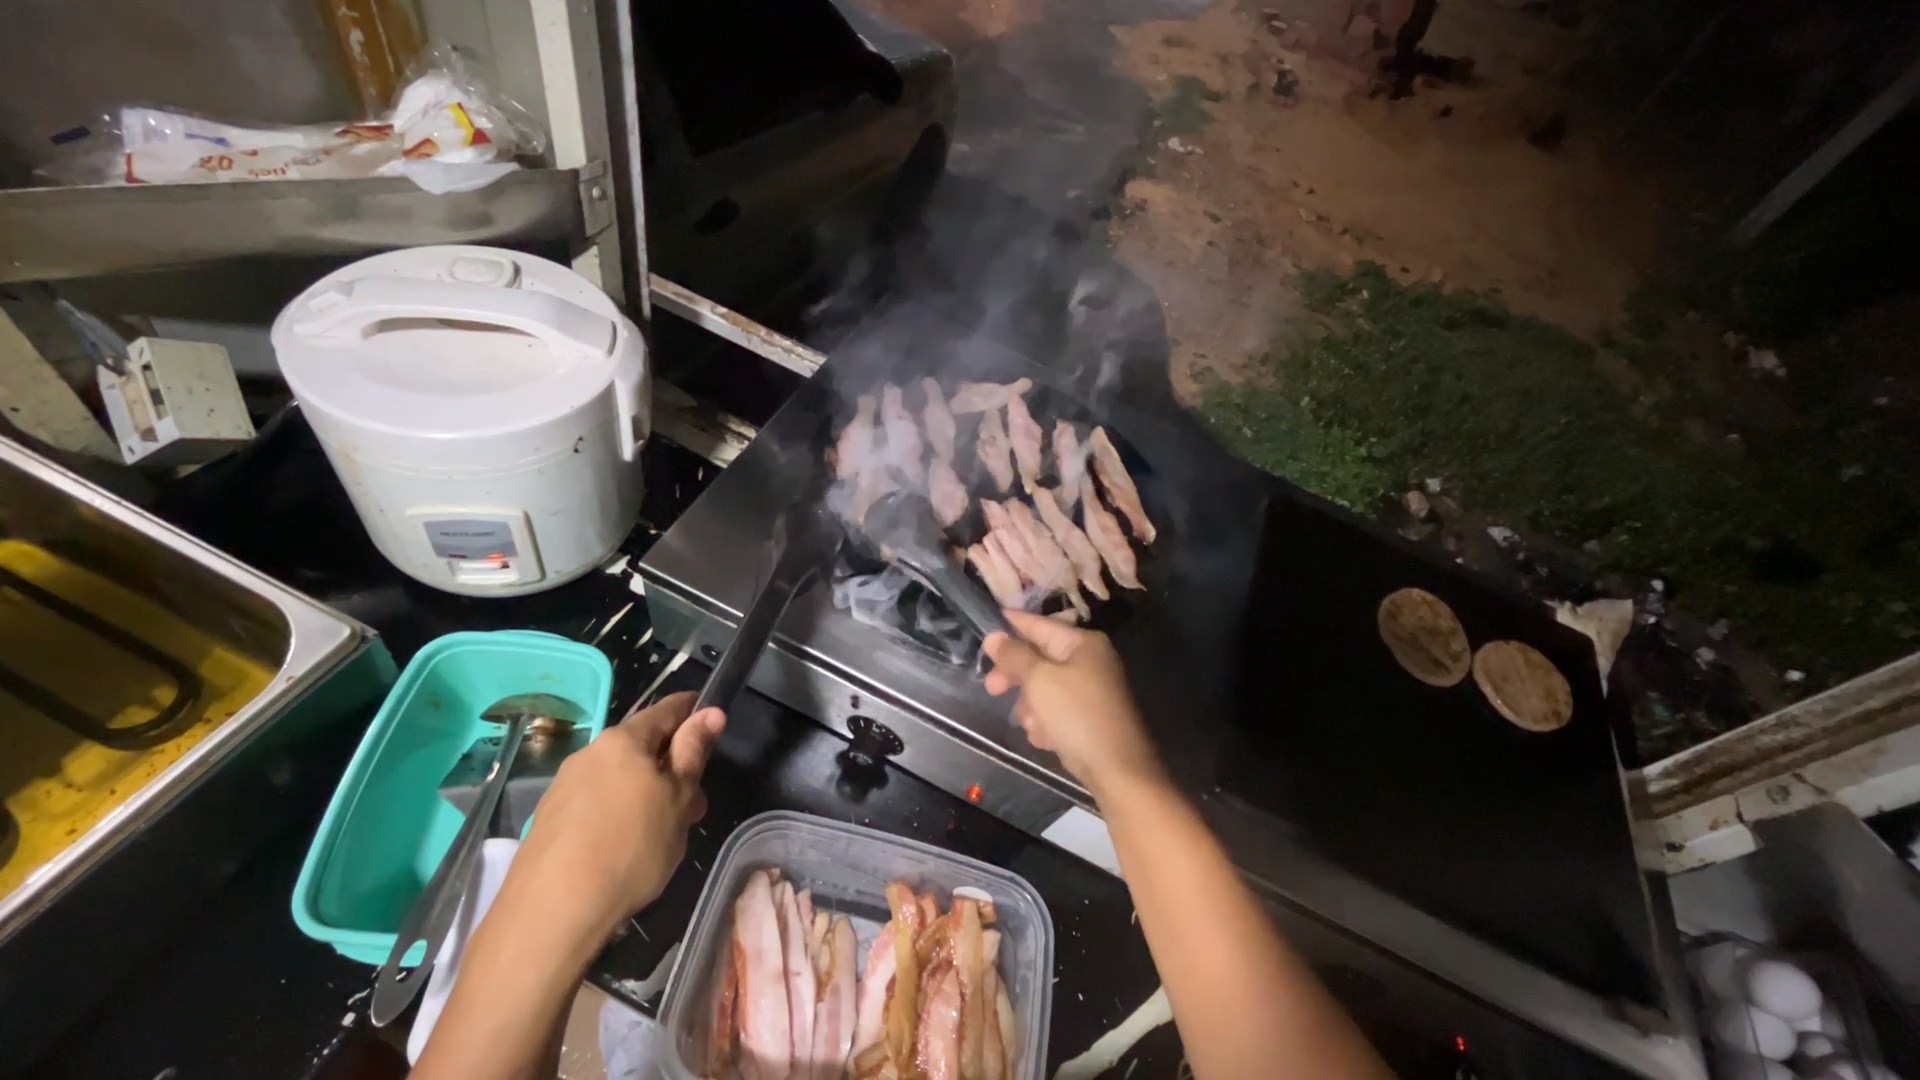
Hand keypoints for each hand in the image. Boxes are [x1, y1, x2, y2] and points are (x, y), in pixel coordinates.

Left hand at [509, 691, 724, 934]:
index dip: (695, 713)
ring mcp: (565, 785)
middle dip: (673, 767)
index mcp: (623, 739)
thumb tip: (711, 711)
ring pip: (621, 776)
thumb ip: (693, 752)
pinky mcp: (550, 817)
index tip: (715, 728)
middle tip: (693, 806)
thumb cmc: (631, 847)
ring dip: (648, 793)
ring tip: (662, 834)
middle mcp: (590, 752)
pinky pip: (598, 801)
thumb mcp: (677, 798)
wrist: (552, 911)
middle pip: (642, 746)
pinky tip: (626, 848)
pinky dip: (621, 812)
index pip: (667, 709)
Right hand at [981, 610, 1164, 797]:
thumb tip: (993, 636)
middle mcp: (1088, 662)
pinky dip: (1046, 723)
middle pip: (1038, 659)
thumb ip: (1014, 655)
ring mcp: (1088, 691)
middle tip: (991, 688)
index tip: (983, 623)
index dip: (1010, 624)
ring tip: (1033, 724)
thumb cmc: (1077, 714)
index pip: (1038, 624)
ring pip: (1042, 689)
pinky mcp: (1086, 718)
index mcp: (1082, 644)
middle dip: (1015, 676)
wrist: (1116, 769)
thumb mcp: (1039, 679)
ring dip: (1031, 707)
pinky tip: (1047, 738)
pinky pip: (1054, 711)